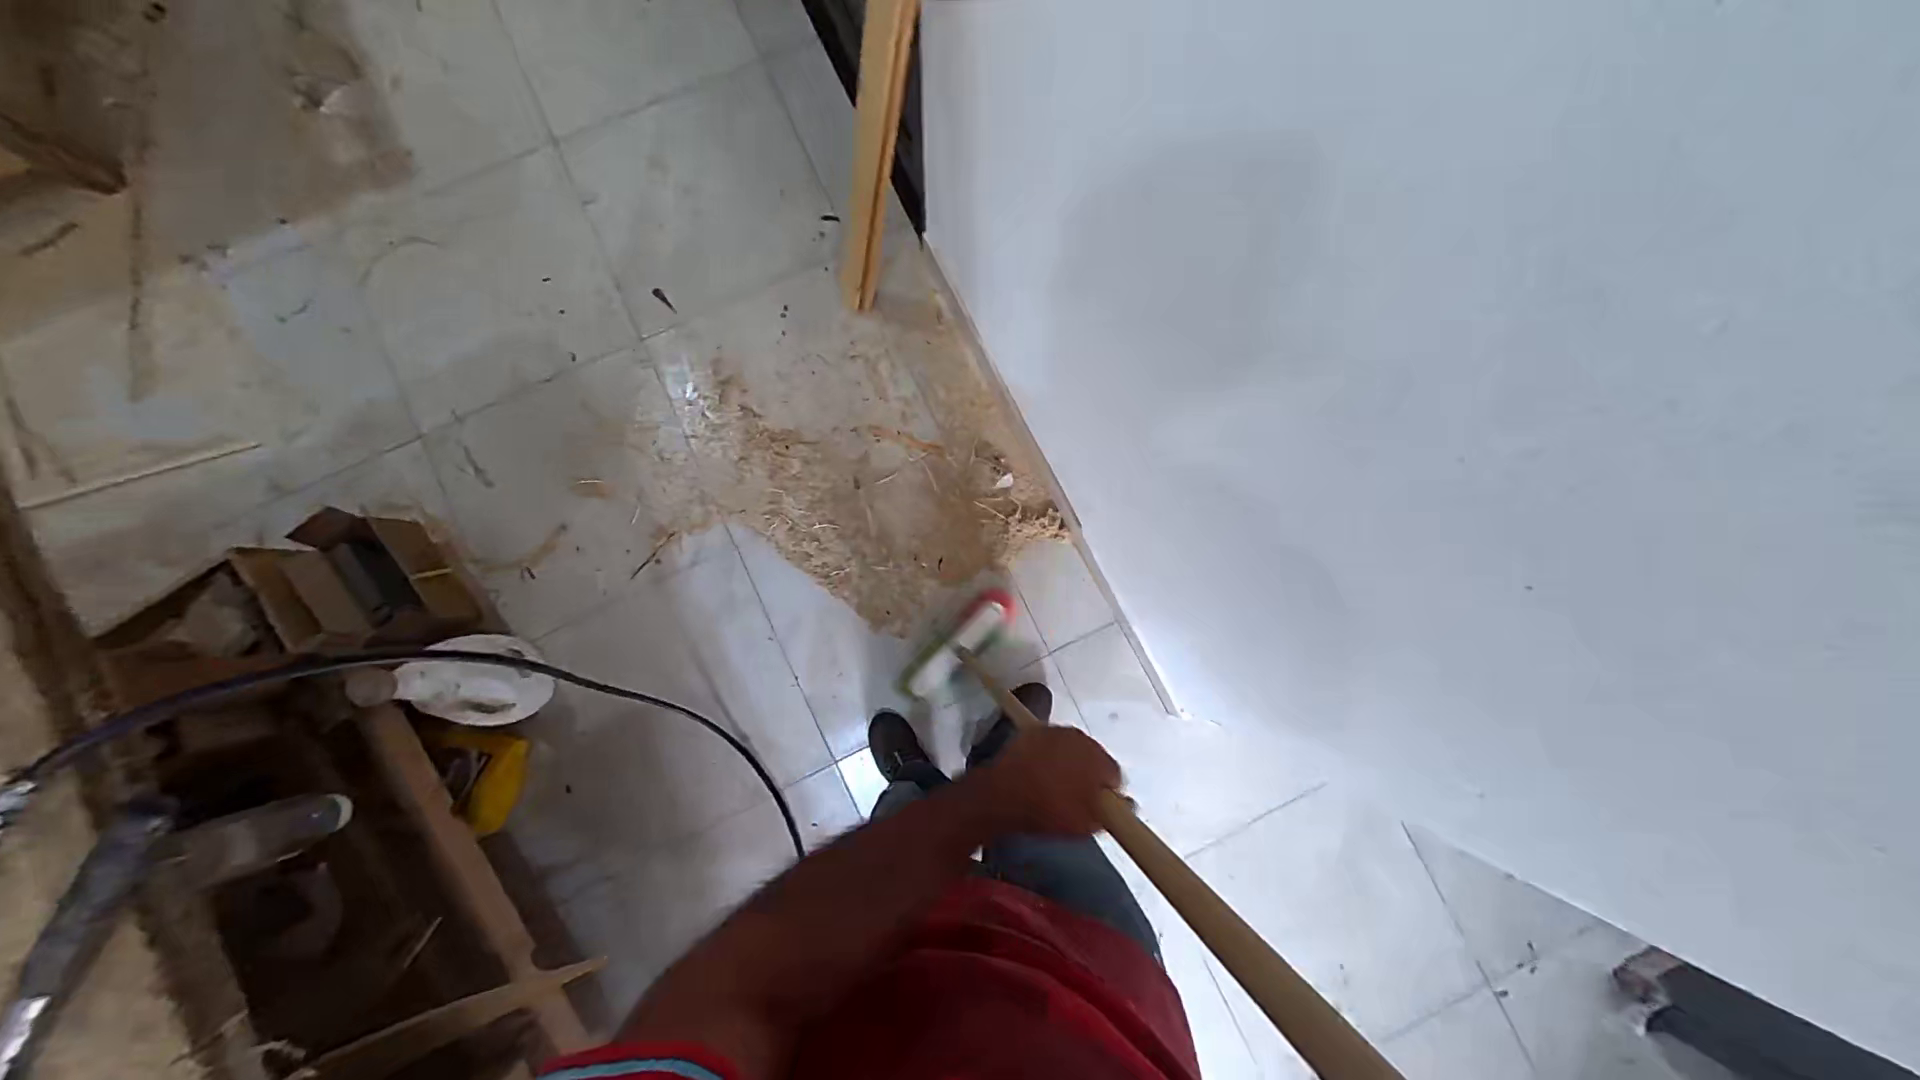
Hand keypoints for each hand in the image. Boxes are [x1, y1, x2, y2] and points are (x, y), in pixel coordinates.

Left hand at [964, 726, 1120, 835]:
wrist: (1003, 793)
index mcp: (1097, 758)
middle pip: (1092, 756)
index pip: (1114, 774)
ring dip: (1067, 760)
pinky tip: (1038, 771)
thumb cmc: (1049, 810)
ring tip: (1054, 784)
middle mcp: (1079, 737)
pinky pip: (1049, 743)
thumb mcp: (1087, 823)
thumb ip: (1113, 813)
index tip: (1099, 804)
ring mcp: (1054, 730)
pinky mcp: (1033, 731)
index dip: (1107, 791)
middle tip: (1075, 795)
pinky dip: (1048, 754)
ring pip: (1070, 747)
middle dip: (1087, 772)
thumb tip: (1127, 804)